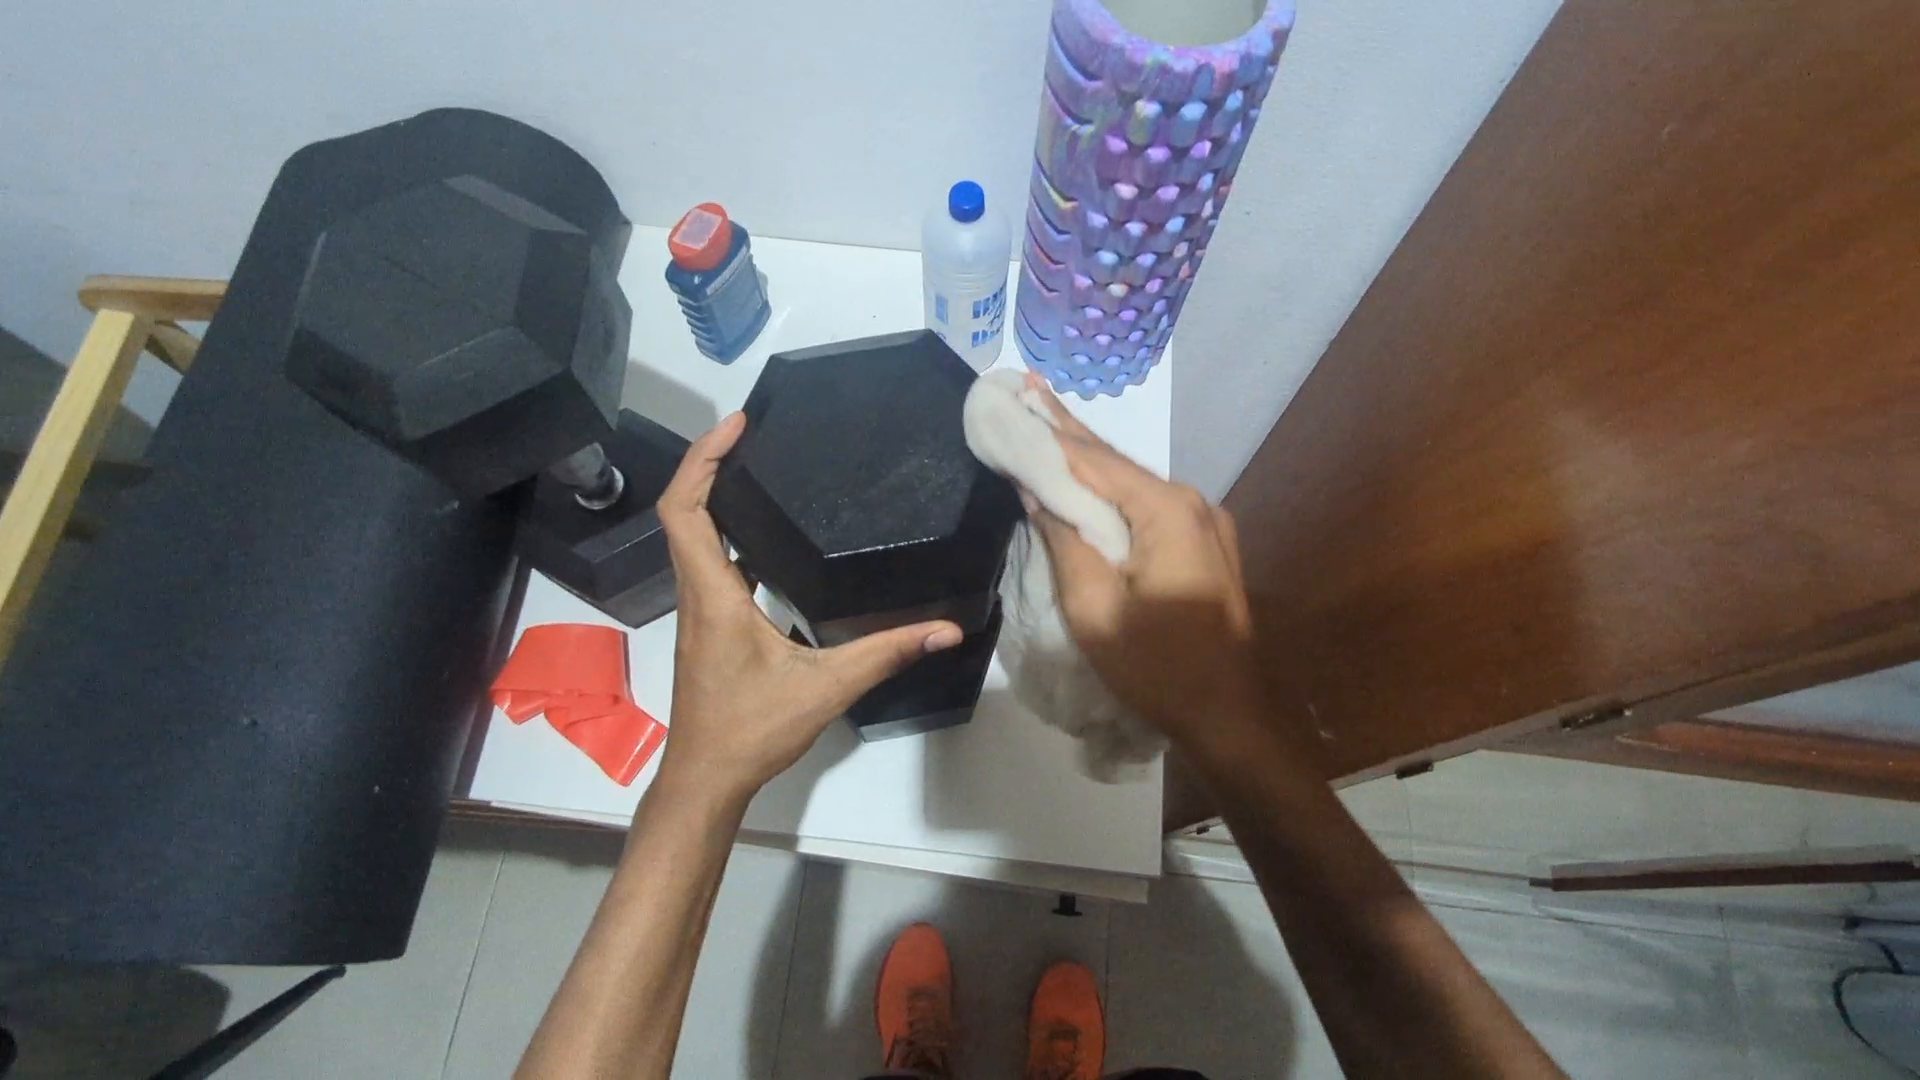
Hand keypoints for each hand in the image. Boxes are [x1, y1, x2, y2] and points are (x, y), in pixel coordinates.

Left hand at [652, 412, 964, 803]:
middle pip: (684, 512)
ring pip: (694, 537)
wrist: (707, 777)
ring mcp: (700, 610)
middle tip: (754, 433)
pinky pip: (710, 561)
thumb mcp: (827, 687)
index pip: (686, 512)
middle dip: (710, 464)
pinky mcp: (710, 625)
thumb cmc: (752, 730)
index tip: (737, 426)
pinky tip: (770, 535)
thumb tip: (945, 629)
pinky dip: (728, 533)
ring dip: (715, 496)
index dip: (703, 461)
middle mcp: (699, 593)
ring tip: (762, 468)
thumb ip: (886, 653)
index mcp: (715, 596)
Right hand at [1024, 386, 1263, 750]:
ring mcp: (1206, 522)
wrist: (1227, 715)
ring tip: (1047, 424)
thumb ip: (1064, 539)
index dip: (1048, 431)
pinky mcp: (1205, 544)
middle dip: (1068, 431)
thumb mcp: (1093, 607)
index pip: (1093, 460)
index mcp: (1166, 510)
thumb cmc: (1155, 666)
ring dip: (1089, 460)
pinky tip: (1088, 478)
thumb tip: (1036, 489)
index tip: (1014, 396)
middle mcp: (1192, 502)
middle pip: (1116, 463)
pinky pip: (1148, 507)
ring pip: (1132, 483)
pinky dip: (1112, 490)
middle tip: (1027, 390)